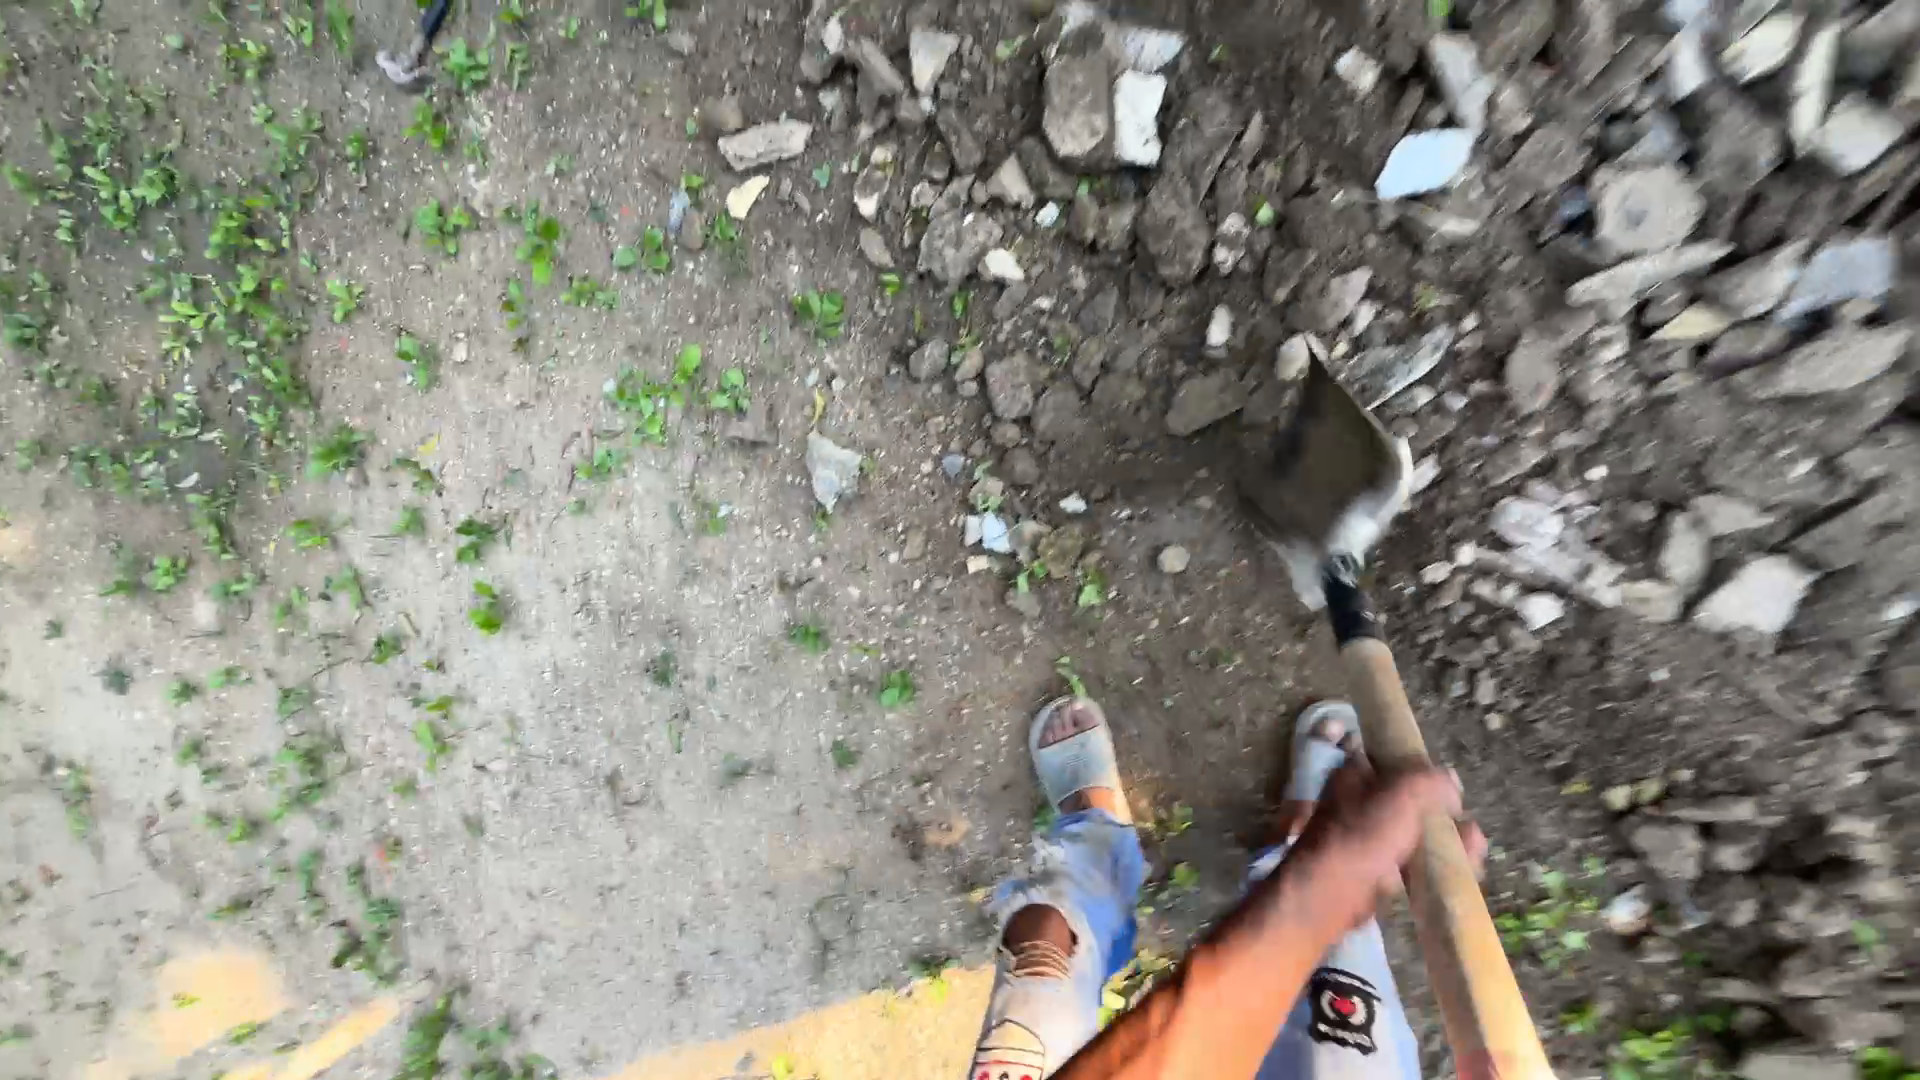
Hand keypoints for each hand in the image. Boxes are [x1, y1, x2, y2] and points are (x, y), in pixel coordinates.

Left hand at [1283, 754, 1486, 933]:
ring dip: (1446, 838)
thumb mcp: (1399, 796)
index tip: (1449, 783)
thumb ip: (1427, 781)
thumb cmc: (1363, 834)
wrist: (1332, 890)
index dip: (1419, 768)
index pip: (1388, 760)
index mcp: (1354, 775)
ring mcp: (1368, 836)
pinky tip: (1465, 869)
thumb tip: (1451, 778)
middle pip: (1408, 799)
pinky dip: (1438, 864)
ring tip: (1475, 846)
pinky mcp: (1378, 868)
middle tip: (1467, 821)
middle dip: (1441, 810)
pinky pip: (1414, 861)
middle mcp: (1359, 802)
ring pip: (1414, 832)